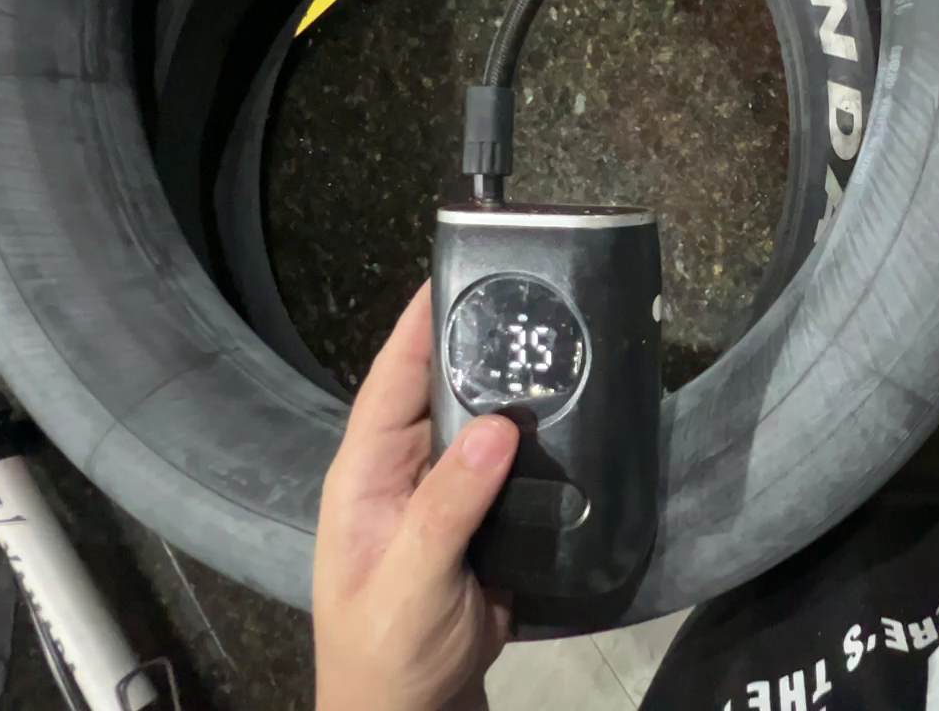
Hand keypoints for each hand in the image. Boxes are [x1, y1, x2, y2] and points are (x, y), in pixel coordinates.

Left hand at [313, 284, 519, 710]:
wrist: (419, 708)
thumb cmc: (387, 650)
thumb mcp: (407, 583)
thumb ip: (446, 508)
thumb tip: (500, 427)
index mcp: (368, 472)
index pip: (390, 380)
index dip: (416, 324)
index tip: (453, 271)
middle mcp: (407, 465)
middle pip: (440, 386)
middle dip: (475, 338)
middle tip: (528, 294)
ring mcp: (449, 484)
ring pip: (482, 415)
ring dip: (512, 380)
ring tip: (559, 337)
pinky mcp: (486, 503)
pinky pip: (512, 452)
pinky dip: (537, 425)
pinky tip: (570, 403)